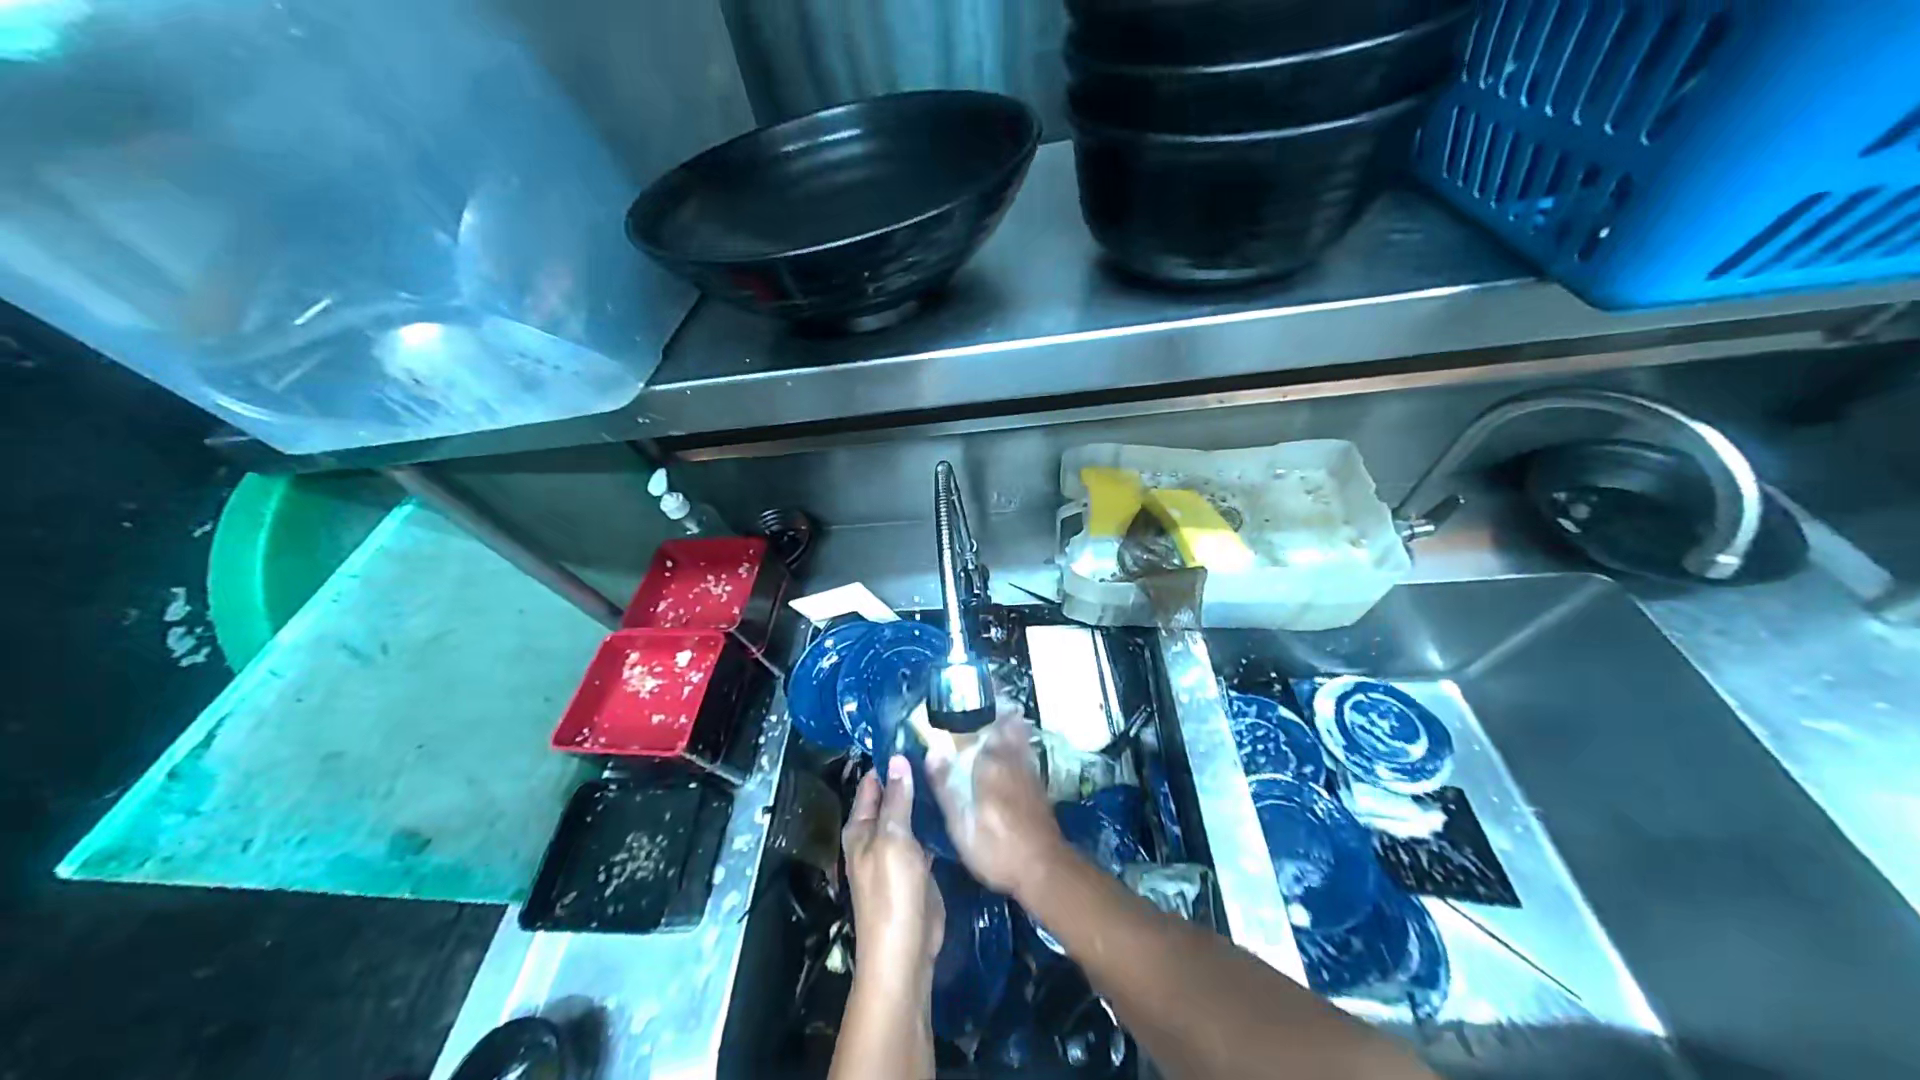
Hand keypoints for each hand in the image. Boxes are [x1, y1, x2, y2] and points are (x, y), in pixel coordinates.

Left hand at [841, 756, 943, 977]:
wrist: (904, 950)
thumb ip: (896, 799)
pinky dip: (934, 820)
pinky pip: (924, 835)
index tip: (914, 734)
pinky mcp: (917, 867)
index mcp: (860, 828)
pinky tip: (953, 804)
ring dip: (923, 797)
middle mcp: (875, 836)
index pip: (872, 783)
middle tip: (940, 747)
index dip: (889, 760)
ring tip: (949, 767)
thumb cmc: (892, 891)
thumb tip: (897, 759)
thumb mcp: (893, 838)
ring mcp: (897, 853)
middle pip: (892, 797)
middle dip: (910, 776)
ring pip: (910, 815)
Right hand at [925, 704, 1065, 898]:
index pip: (982, 722)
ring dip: (1008, 719)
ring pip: (1018, 734)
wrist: (1043, 869)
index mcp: (990, 762)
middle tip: (981, 692)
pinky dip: (1017, 738)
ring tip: (996, 709)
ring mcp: (1028, 770)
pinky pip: (1024, 748)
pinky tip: (1010, 743)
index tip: (963, 687)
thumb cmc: (996, 846)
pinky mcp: (1037, 784)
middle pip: (1006, 722)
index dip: (975, 703)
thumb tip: (932, 751)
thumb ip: (945, 785)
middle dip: (995, 705)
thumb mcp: (960, 823)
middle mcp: (1012, 758)